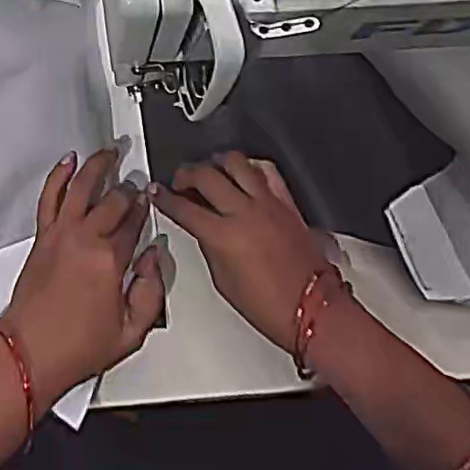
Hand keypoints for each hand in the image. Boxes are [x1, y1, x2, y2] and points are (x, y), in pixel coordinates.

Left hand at [0, 149, 167, 403]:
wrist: (28, 354)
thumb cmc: (73, 347)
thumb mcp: (130, 332)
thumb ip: (151, 292)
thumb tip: (153, 260)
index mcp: (110, 261)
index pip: (135, 221)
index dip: (145, 208)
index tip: (149, 202)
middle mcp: (85, 240)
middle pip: (114, 200)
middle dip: (129, 189)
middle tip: (135, 185)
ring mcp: (61, 234)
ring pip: (83, 185)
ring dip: (98, 165)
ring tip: (110, 153)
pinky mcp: (43, 236)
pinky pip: (50, 196)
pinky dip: (59, 175)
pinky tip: (68, 162)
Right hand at [154, 152, 327, 349]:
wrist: (312, 308)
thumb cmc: (270, 305)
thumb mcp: (224, 282)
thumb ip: (210, 247)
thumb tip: (202, 228)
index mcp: (224, 236)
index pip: (185, 208)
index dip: (165, 198)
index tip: (157, 192)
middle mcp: (245, 212)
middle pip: (206, 175)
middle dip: (186, 173)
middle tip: (180, 180)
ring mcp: (267, 203)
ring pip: (236, 162)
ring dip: (217, 162)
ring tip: (209, 169)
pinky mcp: (286, 202)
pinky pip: (267, 170)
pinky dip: (251, 166)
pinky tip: (244, 171)